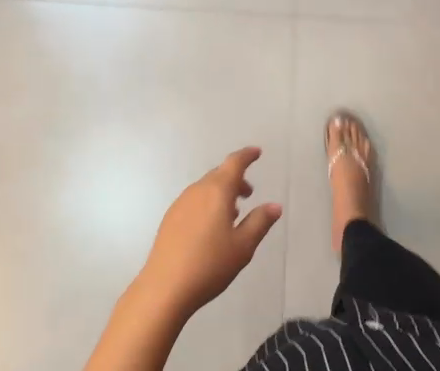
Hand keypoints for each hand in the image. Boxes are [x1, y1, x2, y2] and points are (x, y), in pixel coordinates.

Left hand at [133, 147, 282, 318]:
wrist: (165, 287)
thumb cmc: (210, 264)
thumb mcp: (243, 246)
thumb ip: (260, 222)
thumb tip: (275, 205)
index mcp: (217, 191)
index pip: (234, 163)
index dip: (247, 155)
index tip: (257, 152)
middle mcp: (197, 190)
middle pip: (219, 174)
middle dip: (236, 179)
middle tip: (249, 194)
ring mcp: (180, 203)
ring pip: (205, 188)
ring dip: (221, 193)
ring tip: (233, 213)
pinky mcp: (170, 218)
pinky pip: (194, 201)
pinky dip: (208, 203)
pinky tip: (211, 227)